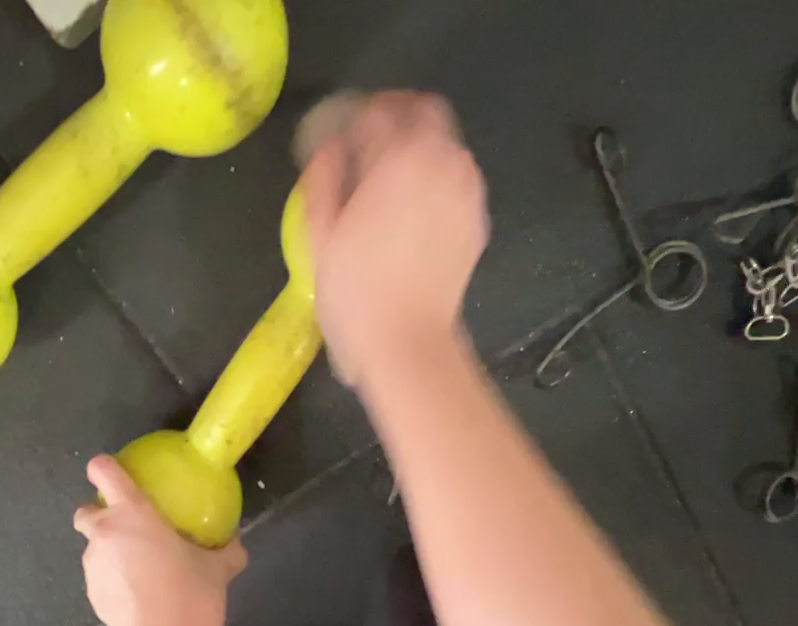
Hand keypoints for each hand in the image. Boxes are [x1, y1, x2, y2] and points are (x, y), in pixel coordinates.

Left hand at [73, 455, 246, 625]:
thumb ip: (225, 549)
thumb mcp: (218, 567)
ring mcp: (93, 565)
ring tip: (139, 570)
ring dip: (109, 552)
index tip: (116, 475)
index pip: (103, 471)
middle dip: (99, 516)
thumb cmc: (192, 594)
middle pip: (86, 511)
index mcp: (132, 512)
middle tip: (129, 530)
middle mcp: (105, 533)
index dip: (104, 468)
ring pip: (93, 548)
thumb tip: (236, 544)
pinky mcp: (91, 594)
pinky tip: (138, 596)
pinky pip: (99, 577)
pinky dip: (113, 580)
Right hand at [299, 91, 488, 377]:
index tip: (335, 135)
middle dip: (392, 116)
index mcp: (399, 156)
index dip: (351, 117)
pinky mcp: (476, 219)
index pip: (377, 109)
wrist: (407, 343)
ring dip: (417, 146)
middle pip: (423, 110)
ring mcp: (466, 189)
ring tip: (388, 177)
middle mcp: (443, 160)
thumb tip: (327, 149)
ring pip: (445, 143)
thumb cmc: (355, 293)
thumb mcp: (321, 236)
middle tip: (365, 141)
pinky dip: (435, 177)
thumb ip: (323, 179)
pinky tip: (412, 207)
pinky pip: (457, 178)